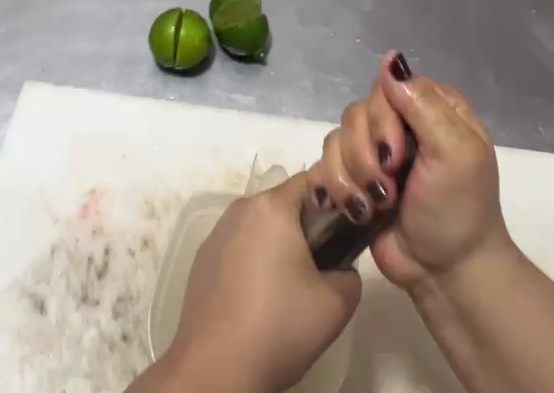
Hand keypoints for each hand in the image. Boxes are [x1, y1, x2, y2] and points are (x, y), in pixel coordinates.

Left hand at [155, 172, 360, 392]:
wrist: (215, 371)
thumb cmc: (279, 327)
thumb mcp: (337, 302)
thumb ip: (351, 271)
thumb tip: (338, 266)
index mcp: (272, 207)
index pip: (313, 182)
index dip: (336, 201)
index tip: (346, 233)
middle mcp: (240, 210)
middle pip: (285, 203)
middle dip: (308, 228)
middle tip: (324, 267)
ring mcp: (216, 235)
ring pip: (262, 227)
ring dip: (280, 246)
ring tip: (292, 289)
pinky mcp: (202, 261)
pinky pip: (240, 248)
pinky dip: (255, 262)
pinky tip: (261, 301)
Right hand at [308, 51, 510, 291]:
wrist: (445, 271)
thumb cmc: (458, 210)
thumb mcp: (456, 154)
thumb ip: (424, 105)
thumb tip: (389, 59)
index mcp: (432, 107)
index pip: (388, 87)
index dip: (383, 119)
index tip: (398, 155)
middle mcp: (400, 122)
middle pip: (356, 113)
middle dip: (366, 155)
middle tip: (390, 187)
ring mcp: (373, 151)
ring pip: (335, 139)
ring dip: (352, 178)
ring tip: (376, 205)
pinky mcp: (352, 179)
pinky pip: (322, 165)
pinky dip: (334, 188)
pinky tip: (354, 209)